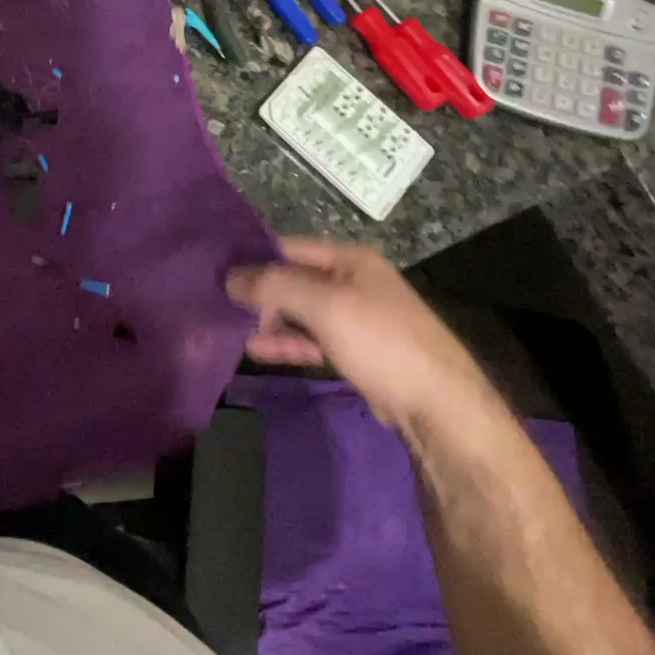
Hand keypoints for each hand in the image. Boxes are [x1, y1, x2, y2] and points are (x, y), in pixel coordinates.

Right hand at [225, 236, 495, 428]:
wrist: (438, 407)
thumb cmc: (381, 342)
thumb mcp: (324, 305)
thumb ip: (274, 286)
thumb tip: (229, 278)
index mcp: (350, 260)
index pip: (288, 248)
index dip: (252, 258)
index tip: (215, 273)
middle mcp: (352, 281)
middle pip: (292, 279)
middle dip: (257, 292)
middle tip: (217, 305)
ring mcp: (355, 317)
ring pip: (299, 311)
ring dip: (268, 320)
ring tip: (230, 330)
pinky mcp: (355, 350)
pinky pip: (311, 338)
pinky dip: (286, 342)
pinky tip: (257, 350)